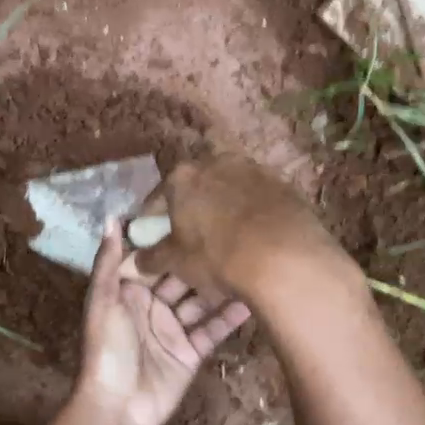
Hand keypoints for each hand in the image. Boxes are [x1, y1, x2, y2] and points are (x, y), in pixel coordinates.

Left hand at [76, 223, 250, 424]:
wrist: (117, 406)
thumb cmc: (106, 349)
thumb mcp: (103, 301)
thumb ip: (108, 261)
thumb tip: (112, 218)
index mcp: (126, 291)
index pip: (150, 258)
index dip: (168, 239)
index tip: (196, 211)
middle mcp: (150, 306)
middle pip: (180, 277)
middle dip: (201, 259)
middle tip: (235, 233)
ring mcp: (172, 329)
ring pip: (201, 301)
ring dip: (221, 285)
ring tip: (252, 261)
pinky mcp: (191, 352)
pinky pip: (213, 329)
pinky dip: (231, 316)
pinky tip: (255, 298)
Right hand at [128, 156, 350, 301]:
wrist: (286, 260)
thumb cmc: (217, 256)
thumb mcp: (175, 262)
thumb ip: (152, 257)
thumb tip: (138, 260)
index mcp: (182, 176)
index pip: (156, 197)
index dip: (152, 220)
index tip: (155, 236)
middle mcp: (217, 162)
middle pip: (196, 187)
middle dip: (191, 208)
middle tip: (192, 236)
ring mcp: (255, 170)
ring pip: (229, 190)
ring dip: (223, 209)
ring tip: (226, 238)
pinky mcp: (285, 185)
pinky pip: (258, 200)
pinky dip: (251, 214)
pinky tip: (253, 238)